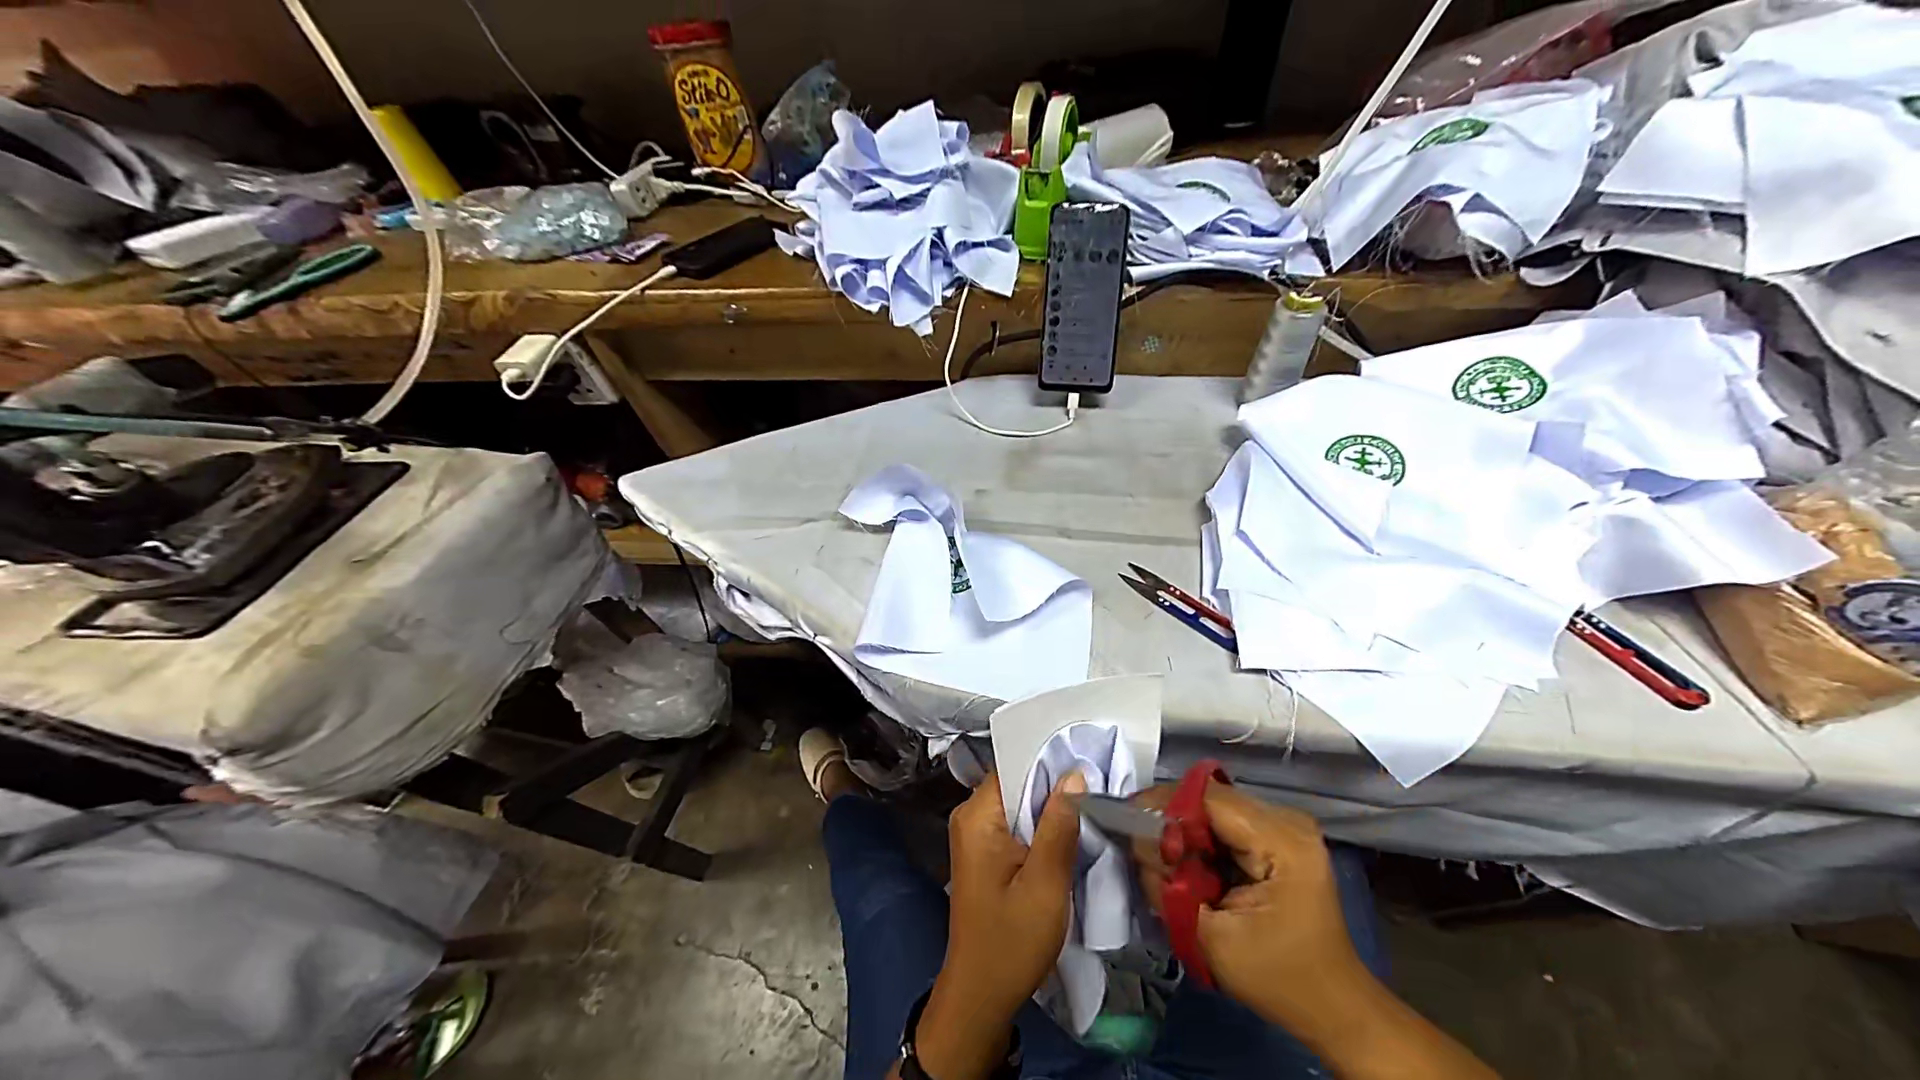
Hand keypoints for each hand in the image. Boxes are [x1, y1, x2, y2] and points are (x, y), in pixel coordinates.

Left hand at [911, 769, 1084, 1079]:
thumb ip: (1059, 826)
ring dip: (1051, 806)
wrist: (982, 995)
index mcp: (977, 816)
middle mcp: (971, 817)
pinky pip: (1017, 824)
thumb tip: (1074, 774)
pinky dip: (1041, 825)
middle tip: (1098, 782)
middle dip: (1055, 783)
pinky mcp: (986, 854)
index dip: (1050, 760)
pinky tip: (1069, 831)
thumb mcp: (1045, 884)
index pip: (1013, 765)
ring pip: (1020, 804)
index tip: (1088, 757)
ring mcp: (976, 836)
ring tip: (1091, 802)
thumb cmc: (1012, 941)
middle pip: (1017, 782)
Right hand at [1131, 782, 1371, 1034]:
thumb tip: (1134, 840)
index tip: (1125, 821)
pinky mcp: (1282, 836)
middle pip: (1211, 798)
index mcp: (1282, 842)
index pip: (1207, 798)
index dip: (1162, 804)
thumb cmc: (1276, 977)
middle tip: (1140, 845)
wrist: (1332, 1004)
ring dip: (1185, 829)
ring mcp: (1288, 826)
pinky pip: (1228, 822)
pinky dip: (1203, 838)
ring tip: (1163, 858)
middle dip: (1171, 819)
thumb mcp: (1209, 938)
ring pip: (1215, 807)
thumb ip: (1165, 884)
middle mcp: (1288, 820)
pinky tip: (1191, 864)